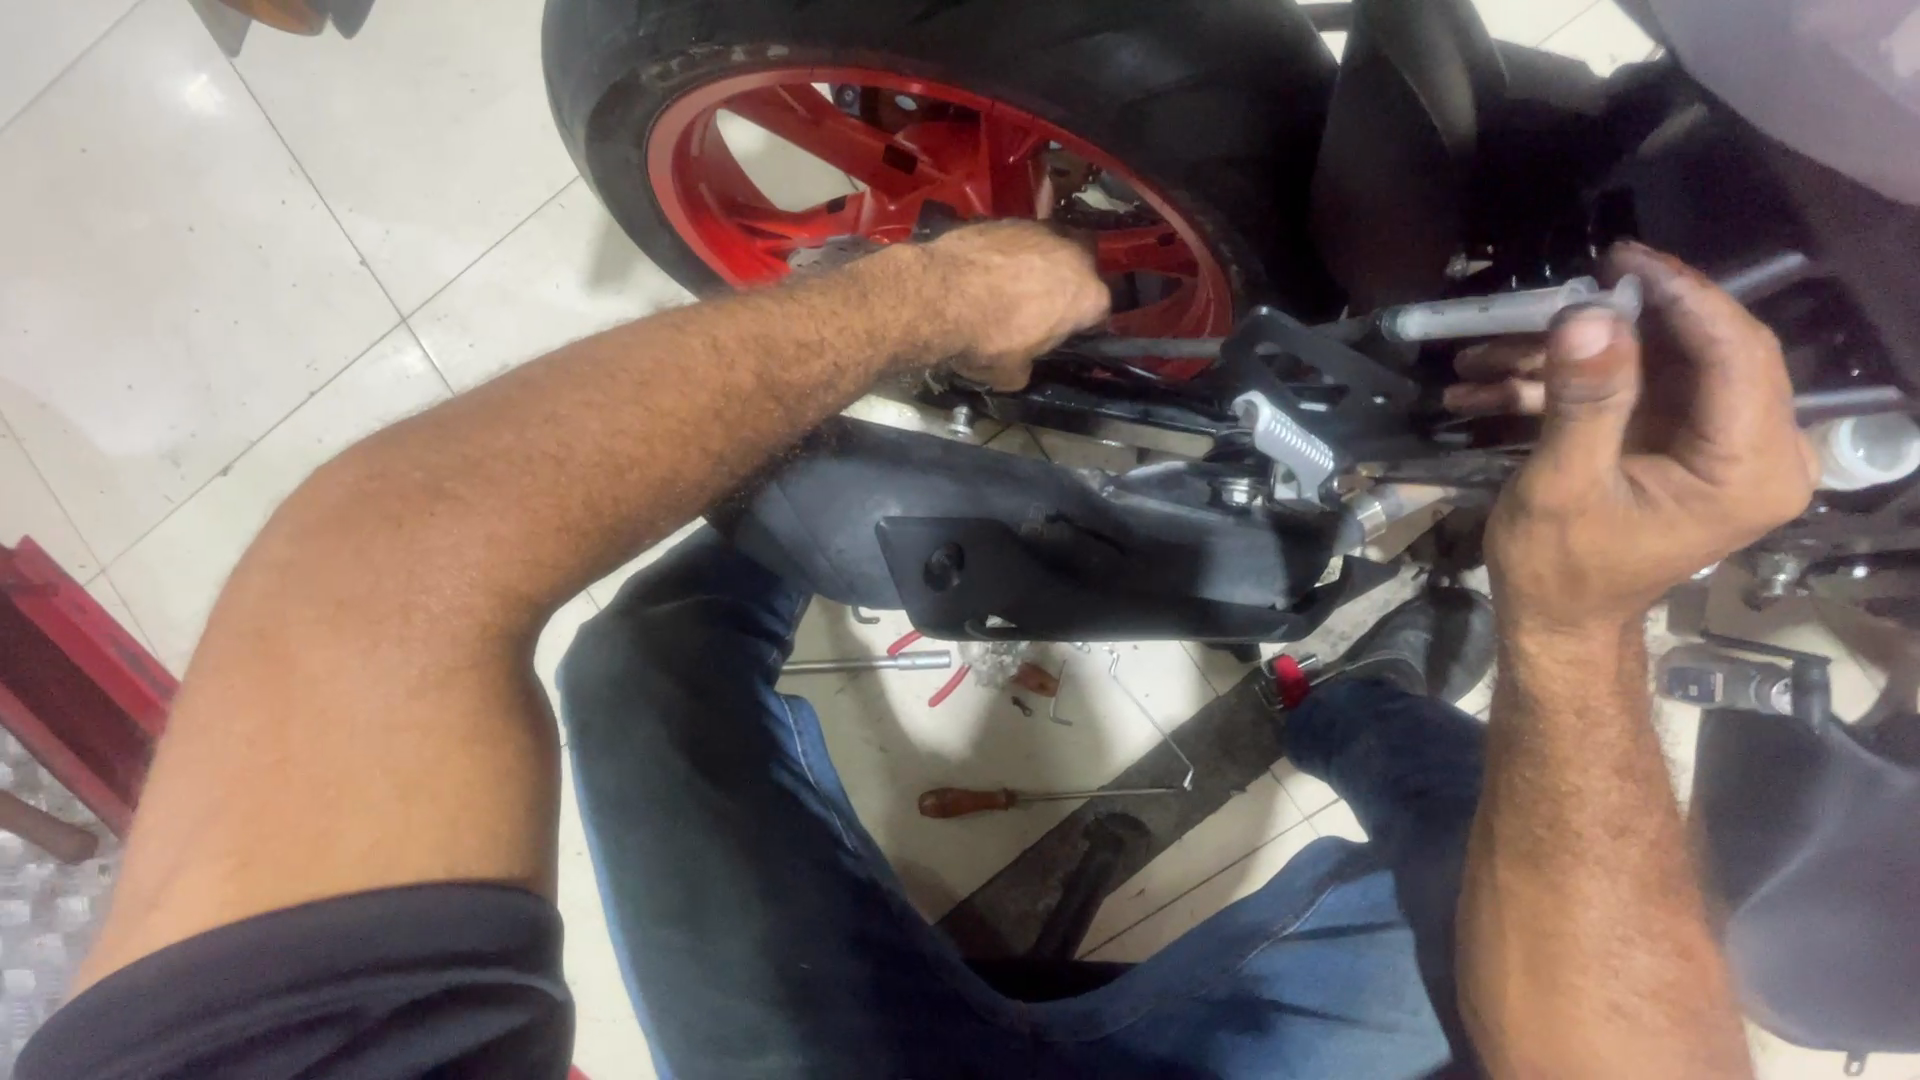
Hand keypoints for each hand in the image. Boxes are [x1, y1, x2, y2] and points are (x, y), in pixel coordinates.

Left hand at [919, 220, 1110, 389]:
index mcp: (1088, 297)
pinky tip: (985, 270)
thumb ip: (1027, 366)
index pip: (1098, 312)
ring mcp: (1041, 229)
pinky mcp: (1006, 218)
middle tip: (1040, 305)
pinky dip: (1007, 252)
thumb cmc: (987, 339)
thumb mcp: (1012, 374)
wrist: (940, 296)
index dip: (1079, 325)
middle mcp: (1075, 254)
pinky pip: (1016, 239)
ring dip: (1038, 263)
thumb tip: (1020, 365)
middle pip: (1081, 268)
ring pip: (1050, 247)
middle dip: (1066, 283)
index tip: (1061, 334)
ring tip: (1009, 286)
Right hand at [1483, 242, 1819, 637]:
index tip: (1619, 262)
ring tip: (1478, 360)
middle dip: (1610, 326)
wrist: (1554, 621)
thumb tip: (1588, 316)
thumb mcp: (1563, 486)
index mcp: (1749, 466)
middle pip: (1695, 353)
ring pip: (1650, 370)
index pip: (1736, 354)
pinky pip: (1626, 397)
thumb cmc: (1560, 568)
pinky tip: (1485, 391)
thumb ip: (1584, 402)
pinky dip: (1559, 390)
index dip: (1681, 298)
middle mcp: (1753, 450)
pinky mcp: (1673, 449)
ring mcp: (1712, 448)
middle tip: (1548, 299)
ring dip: (1563, 361)